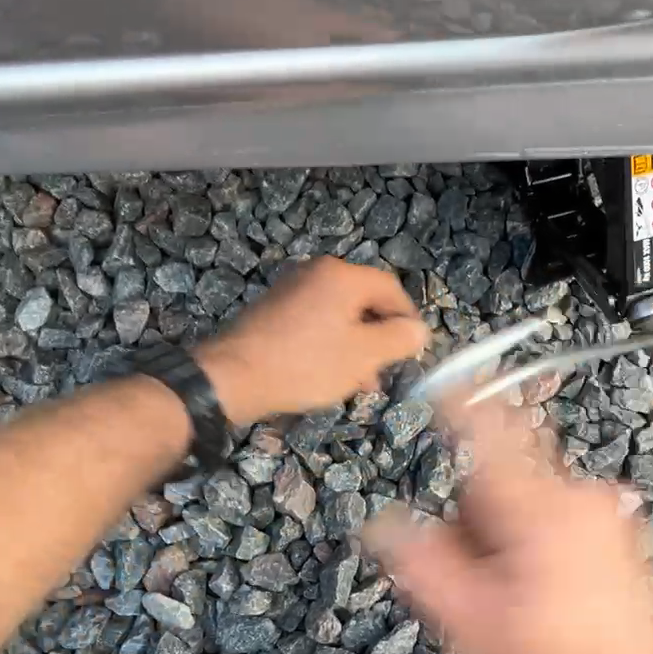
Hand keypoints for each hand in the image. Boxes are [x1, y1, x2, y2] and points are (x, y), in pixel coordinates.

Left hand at [196, 258, 429, 423]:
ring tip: (359, 381)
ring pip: (341, 314)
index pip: (391, 289)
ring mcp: (292, 289)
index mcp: (342, 276)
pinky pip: (316, 321)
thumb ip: (399, 339)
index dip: (408, 319)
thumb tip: (420, 329)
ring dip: (356, 344)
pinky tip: (329, 373)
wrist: (233, 377)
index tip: (413, 350)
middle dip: (380, 336)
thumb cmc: (307, 364)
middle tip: (385, 370)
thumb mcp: (364, 356)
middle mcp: (316, 273)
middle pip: (365, 301)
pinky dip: (331, 343)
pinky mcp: (274, 309)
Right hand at [363, 402, 652, 653]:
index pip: (488, 433)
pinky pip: (560, 507)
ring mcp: (601, 506)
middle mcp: (574, 493)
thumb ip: (423, 565)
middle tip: (479, 572)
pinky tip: (550, 584)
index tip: (442, 381)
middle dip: (478, 511)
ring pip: (530, 492)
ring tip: (519, 587)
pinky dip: (541, 532)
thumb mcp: (472, 619)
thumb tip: (382, 524)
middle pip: (503, 472)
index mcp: (536, 509)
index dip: (459, 404)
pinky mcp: (616, 521)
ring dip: (510, 525)